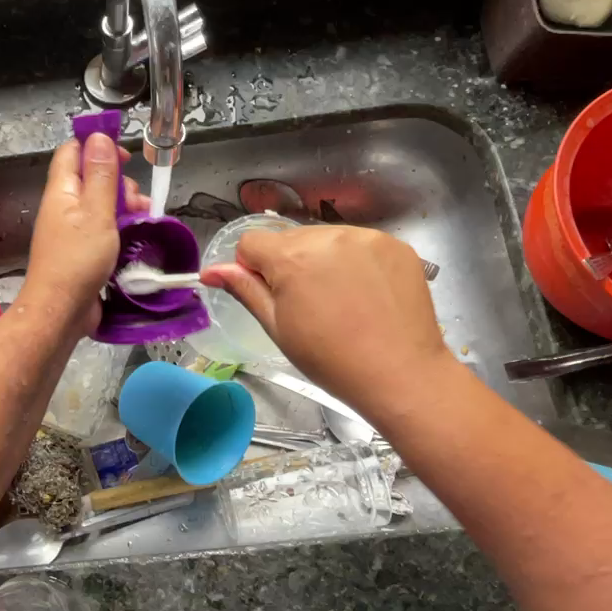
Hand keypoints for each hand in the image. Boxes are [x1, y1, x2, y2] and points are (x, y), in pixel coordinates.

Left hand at [17, 132, 147, 330]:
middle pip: (93, 179)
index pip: (73, 152)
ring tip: (144, 219)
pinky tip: (137, 238)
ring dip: (125, 208)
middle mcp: (63, 207)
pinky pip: (103, 230)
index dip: (97, 145)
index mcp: (61, 191)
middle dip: (121, 184)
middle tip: (137, 200)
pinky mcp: (82, 252)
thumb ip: (101, 175)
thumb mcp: (96, 212)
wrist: (61, 312)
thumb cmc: (77, 261)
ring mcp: (72, 231)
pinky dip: (120, 230)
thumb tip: (99, 135)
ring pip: (102, 206)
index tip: (125, 154)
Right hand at [200, 225, 455, 420]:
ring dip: (322, 261)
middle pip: (289, 238)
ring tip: (340, 301)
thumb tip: (210, 271)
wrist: (401, 374)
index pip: (251, 242)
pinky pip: (360, 244)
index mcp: (292, 257)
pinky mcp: (396, 245)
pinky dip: (356, 263)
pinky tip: (366, 295)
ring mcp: (367, 237)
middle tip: (308, 305)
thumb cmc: (330, 359)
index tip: (272, 297)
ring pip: (325, 239)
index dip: (253, 269)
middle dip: (289, 264)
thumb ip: (244, 289)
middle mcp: (328, 236)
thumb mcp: (277, 327)